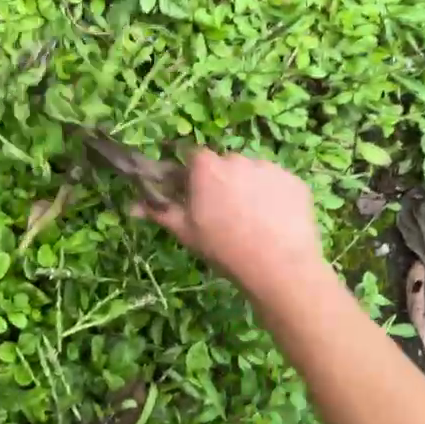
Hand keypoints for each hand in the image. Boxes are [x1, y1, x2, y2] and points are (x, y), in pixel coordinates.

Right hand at [133, 150, 327, 299]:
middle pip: (223, 163)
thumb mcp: (185, 231)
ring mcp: (269, 168)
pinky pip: (277, 182)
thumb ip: (158, 212)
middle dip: (220, 181)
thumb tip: (130, 206)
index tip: (193, 195)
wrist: (279, 266)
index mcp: (206, 167)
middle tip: (221, 211)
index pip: (192, 157)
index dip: (191, 175)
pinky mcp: (295, 181)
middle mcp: (237, 159)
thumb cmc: (223, 247)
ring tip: (250, 219)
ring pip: (251, 172)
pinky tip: (272, 220)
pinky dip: (273, 195)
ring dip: (247, 187)